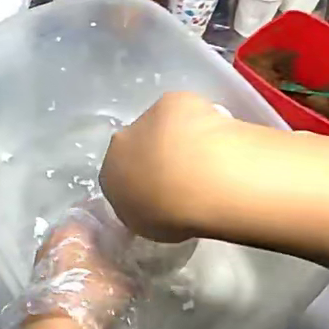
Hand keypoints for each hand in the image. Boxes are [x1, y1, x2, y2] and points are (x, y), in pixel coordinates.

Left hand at [0, 199, 137, 328]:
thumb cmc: (90, 297)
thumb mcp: (124, 278)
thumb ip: (136, 262)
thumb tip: (148, 257)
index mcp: (73, 225)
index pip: (96, 205)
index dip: (117, 210)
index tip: (135, 218)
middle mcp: (55, 235)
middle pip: (84, 225)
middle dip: (104, 230)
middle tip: (129, 238)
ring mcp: (45, 257)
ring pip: (76, 244)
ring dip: (93, 249)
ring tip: (118, 258)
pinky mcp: (42, 278)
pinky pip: (69, 262)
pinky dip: (83, 265)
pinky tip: (100, 275)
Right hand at [100, 91, 249, 241]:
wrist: (193, 180)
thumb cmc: (170, 215)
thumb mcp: (153, 227)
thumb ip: (148, 212)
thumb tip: (158, 205)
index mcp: (110, 176)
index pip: (121, 177)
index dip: (145, 182)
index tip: (167, 192)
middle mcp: (120, 144)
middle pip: (138, 145)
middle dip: (159, 155)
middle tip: (189, 173)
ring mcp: (147, 118)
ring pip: (163, 125)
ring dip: (181, 136)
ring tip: (211, 155)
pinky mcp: (173, 101)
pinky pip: (186, 110)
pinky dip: (201, 119)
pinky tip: (218, 135)